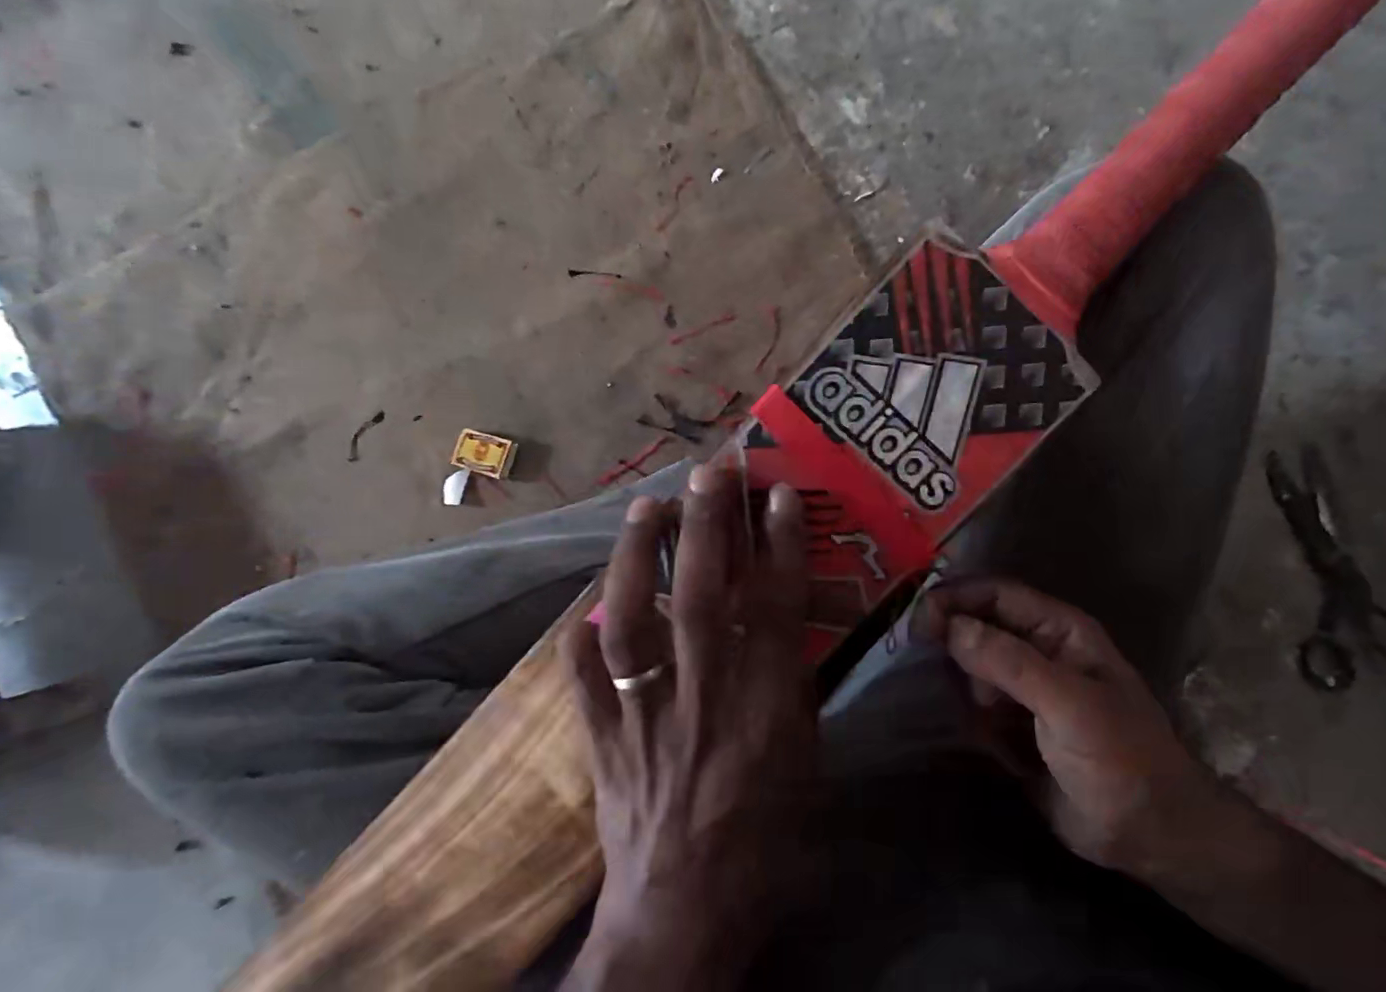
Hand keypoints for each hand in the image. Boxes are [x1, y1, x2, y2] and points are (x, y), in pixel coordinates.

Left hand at [560, 467, 817, 989]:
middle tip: (708, 471)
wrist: (681, 914)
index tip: (775, 495)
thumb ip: (792, 689)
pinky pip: (581, 672)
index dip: (777, 545)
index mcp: (765, 712)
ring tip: (646, 506)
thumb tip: (781, 621)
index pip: (776, 609)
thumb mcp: (804, 765)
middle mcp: (703, 699)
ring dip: (638, 556)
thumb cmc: (761, 844)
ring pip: (634, 620)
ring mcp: (643, 715)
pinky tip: (595, 600)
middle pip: (703, 597)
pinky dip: (586, 629)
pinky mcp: (600, 735)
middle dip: (706, 526)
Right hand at [924, 578, 1226, 877]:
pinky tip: (928, 705)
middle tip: (905, 649)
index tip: (917, 620)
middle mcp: (1037, 650)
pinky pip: (968, 698)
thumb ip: (1011, 663)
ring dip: (943, 666)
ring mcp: (1021, 688)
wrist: (1153, 837)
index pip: (996, 594)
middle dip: (943, 630)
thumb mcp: (1070, 704)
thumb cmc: (1122, 760)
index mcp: (1059, 630)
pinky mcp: (1008, 724)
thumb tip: (950, 627)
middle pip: (977, 622)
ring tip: (913, 678)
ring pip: (968, 659)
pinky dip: (948, 698)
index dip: (955, 598)